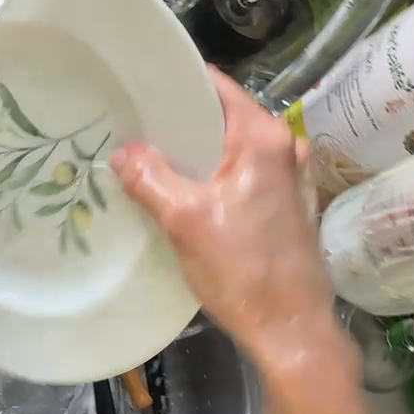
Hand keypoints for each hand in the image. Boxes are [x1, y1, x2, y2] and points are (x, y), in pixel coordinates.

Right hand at [111, 70, 339, 366]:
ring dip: (191, 154)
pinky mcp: (284, 204)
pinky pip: (238, 174)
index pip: (214, 86)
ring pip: (227, 149)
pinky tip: (179, 192)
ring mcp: (288, 176)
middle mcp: (283, 147)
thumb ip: (150, 178)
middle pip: (219, 118)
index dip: (173, 84)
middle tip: (131, 129)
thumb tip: (123, 152)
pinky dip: (210, 176)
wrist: (291, 330)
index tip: (135, 90)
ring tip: (147, 160)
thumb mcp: (184, 221)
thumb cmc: (242, 271)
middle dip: (176, 124)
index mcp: (262, 138)